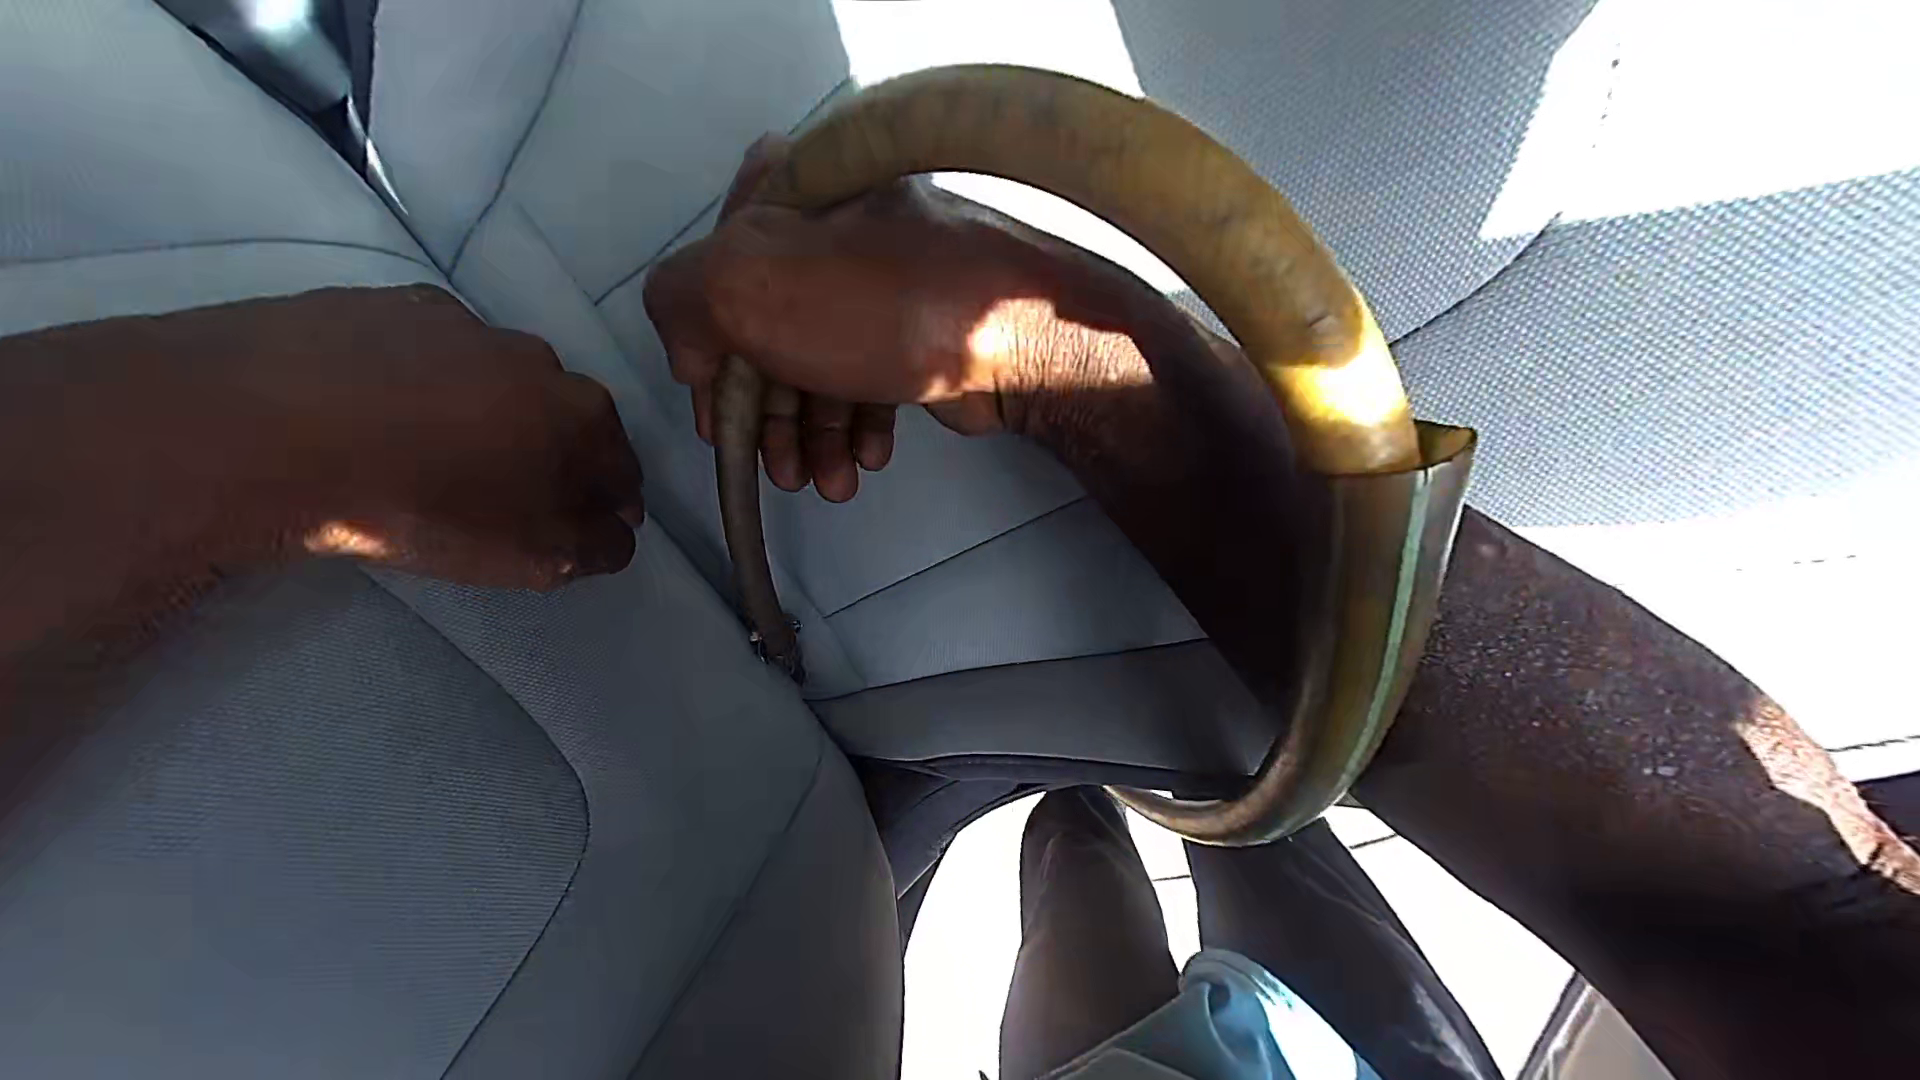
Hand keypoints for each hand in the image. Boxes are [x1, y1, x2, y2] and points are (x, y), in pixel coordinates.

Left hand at [2, 285, 644, 611]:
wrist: (257, 434)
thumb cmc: (427, 505)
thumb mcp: (538, 557)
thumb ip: (601, 547)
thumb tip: (618, 532)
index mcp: (586, 414)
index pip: (623, 467)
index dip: (611, 503)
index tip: (587, 527)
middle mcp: (540, 359)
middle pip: (565, 418)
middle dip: (555, 455)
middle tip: (513, 493)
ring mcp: (462, 324)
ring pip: (498, 380)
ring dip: (492, 412)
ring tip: (441, 450)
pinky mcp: (383, 303)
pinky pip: (427, 352)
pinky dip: (423, 380)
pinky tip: (384, 410)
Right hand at [643, 135, 1092, 500]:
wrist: (1012, 337)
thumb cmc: (887, 305)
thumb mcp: (744, 285)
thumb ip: (680, 303)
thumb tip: (692, 347)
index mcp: (784, 198)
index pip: (714, 285)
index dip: (712, 363)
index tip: (719, 420)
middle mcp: (832, 234)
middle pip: (771, 342)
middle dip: (770, 420)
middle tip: (778, 469)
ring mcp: (880, 286)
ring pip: (820, 371)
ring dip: (815, 438)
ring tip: (829, 481)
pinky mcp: (916, 332)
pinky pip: (868, 383)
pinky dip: (859, 428)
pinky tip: (867, 460)